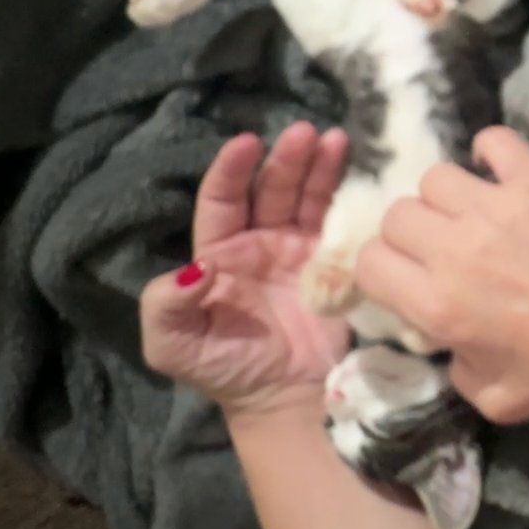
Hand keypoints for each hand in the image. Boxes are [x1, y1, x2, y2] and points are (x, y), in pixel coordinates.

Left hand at [140, 122, 351, 423]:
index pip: (224, 201)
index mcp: (222, 254)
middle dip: (288, 159)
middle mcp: (263, 242)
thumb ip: (168, 305)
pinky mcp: (339, 260)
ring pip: (310, 196)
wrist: (289, 396)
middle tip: (306, 131)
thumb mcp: (176, 345)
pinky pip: (343, 221)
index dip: (232, 171)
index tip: (246, 142)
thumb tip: (198, 266)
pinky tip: (359, 172)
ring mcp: (304, 249)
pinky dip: (350, 194)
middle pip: (274, 189)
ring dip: (322, 165)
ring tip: (334, 139)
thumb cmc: (228, 369)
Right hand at [354, 127, 528, 423]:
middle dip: (410, 232)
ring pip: (436, 177)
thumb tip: (448, 339)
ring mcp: (496, 207)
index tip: (405, 274)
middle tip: (440, 244)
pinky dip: (491, 150)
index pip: (369, 262)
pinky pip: (497, 141)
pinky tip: (497, 169)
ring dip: (445, 195)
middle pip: (397, 215)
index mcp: (435, 303)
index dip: (381, 268)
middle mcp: (454, 248)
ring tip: (470, 210)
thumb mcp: (492, 397)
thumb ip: (454, 368)